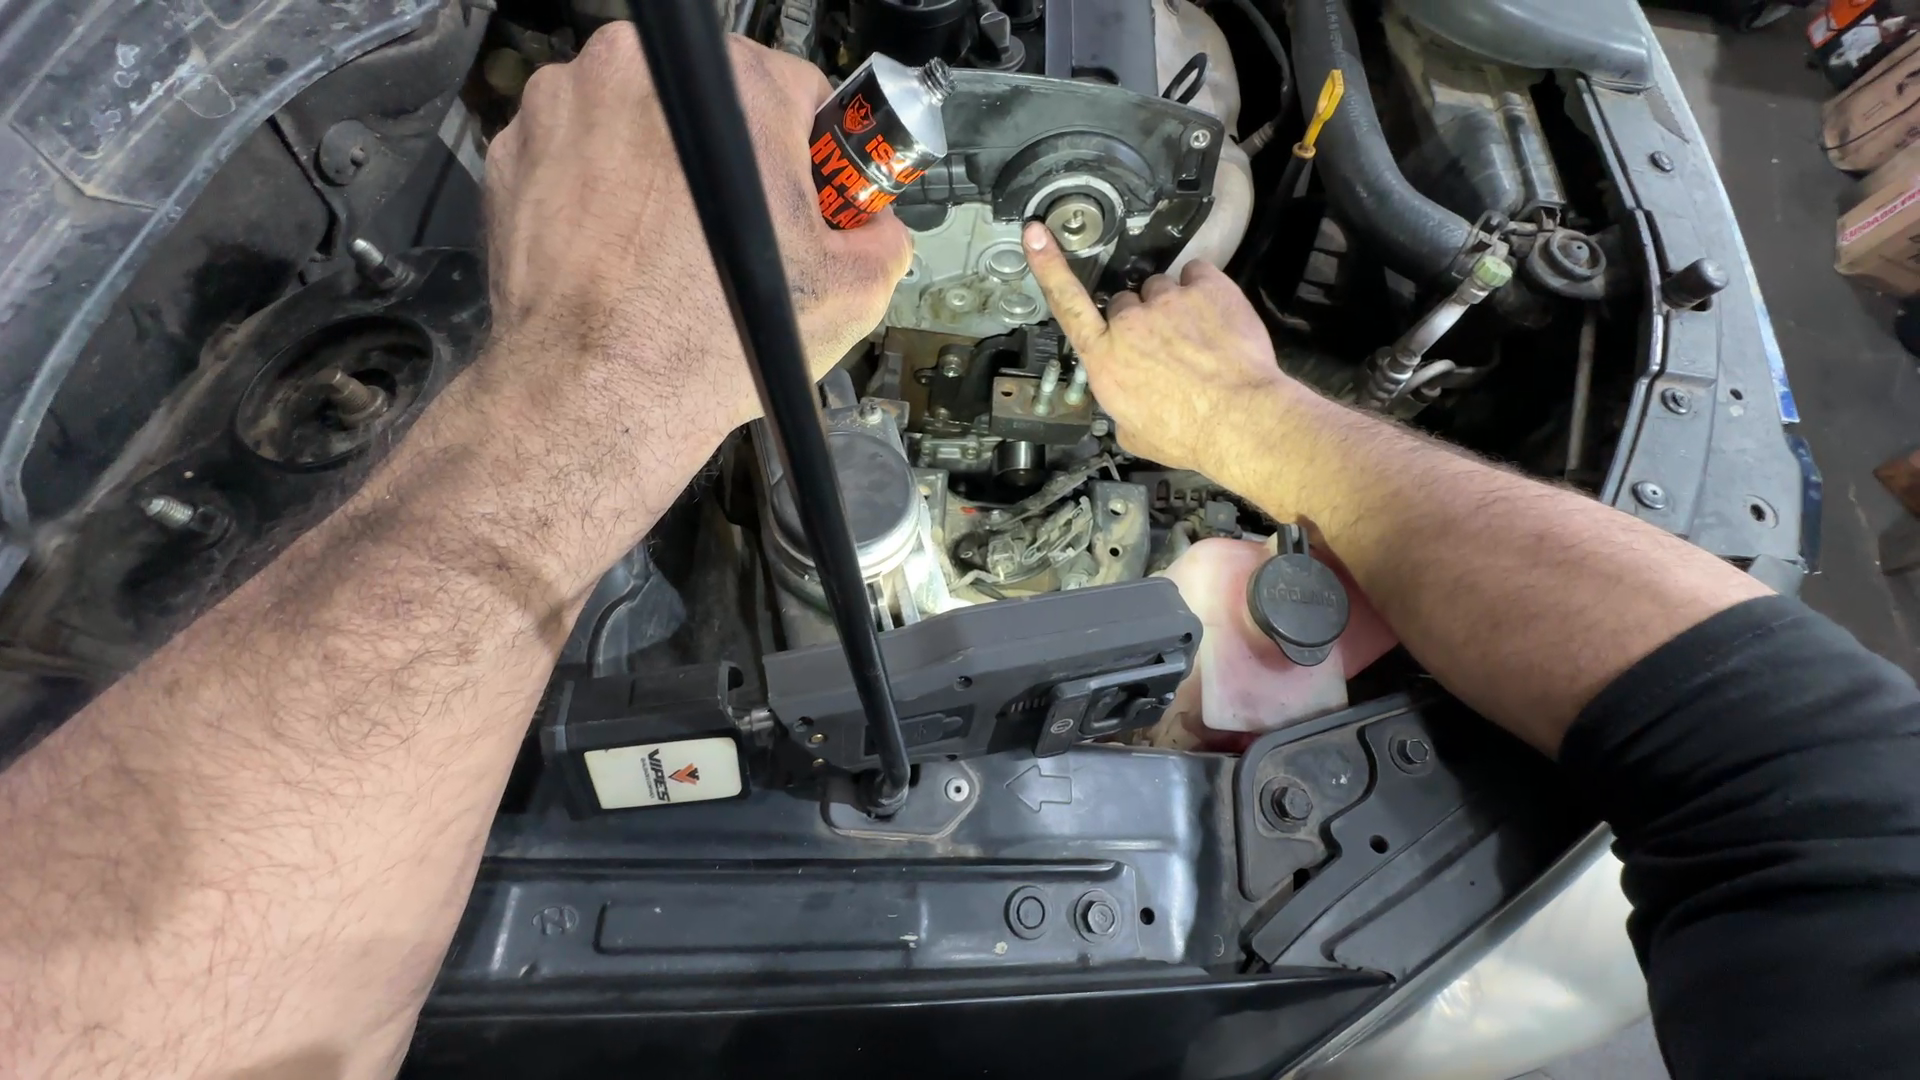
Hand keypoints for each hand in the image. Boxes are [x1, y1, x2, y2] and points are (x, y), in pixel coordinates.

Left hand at [481, 25, 910, 457]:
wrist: (604, 390)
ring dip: (672, 177)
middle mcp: (642, 72)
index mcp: (738, 89)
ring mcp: (567, 107)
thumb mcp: (853, 295)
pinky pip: (587, 157)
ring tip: (682, 256)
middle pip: (721, 111)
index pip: (803, 96)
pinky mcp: (517, 152)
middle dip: (740, 167)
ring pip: (650, 129)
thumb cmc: (713, 339)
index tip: (805, 206)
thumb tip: (878, 229)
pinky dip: (611, 196)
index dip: (814, 162)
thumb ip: (886, 240)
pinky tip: (632, 255)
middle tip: (742, 243)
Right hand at [1022, 221, 1294, 474]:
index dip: (1048, 266)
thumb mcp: (1132, 432)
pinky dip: (1203, 291)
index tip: (1035, 233)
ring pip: (1161, 288)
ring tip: (1195, 340)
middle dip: (1139, 320)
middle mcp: (1129, 323)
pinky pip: (1196, 274)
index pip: (1066, 303)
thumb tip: (1125, 401)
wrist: (1239, 422)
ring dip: (1173, 306)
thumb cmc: (1186, 433)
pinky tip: (1213, 319)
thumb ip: (1120, 405)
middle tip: (1165, 348)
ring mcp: (1167, 300)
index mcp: (1104, 359)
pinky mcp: (1206, 288)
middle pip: (1123, 303)